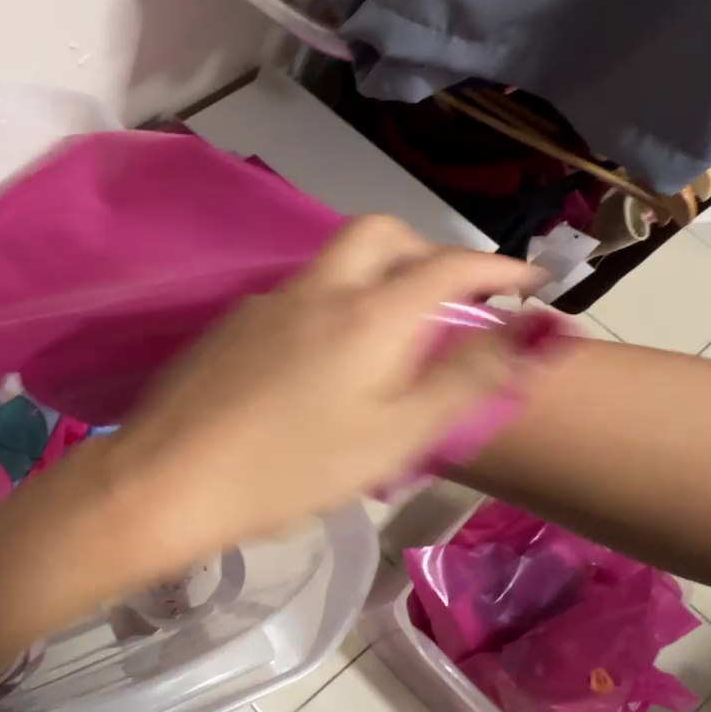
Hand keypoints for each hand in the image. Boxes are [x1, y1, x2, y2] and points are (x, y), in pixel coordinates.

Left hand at [93, 215, 548, 567]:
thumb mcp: (395, 436)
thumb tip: (540, 328)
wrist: (170, 476)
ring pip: (330, 265)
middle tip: (450, 298)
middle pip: (377, 235)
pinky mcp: (226, 326)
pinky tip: (321, 361)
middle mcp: (312, 290)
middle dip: (424, 252)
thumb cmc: (291, 468)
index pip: (447, 264)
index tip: (529, 284)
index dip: (498, 268)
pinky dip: (328, 306)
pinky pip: (294, 297)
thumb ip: (469, 377)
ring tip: (392, 336)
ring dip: (373, 279)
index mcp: (365, 313)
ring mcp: (260, 303)